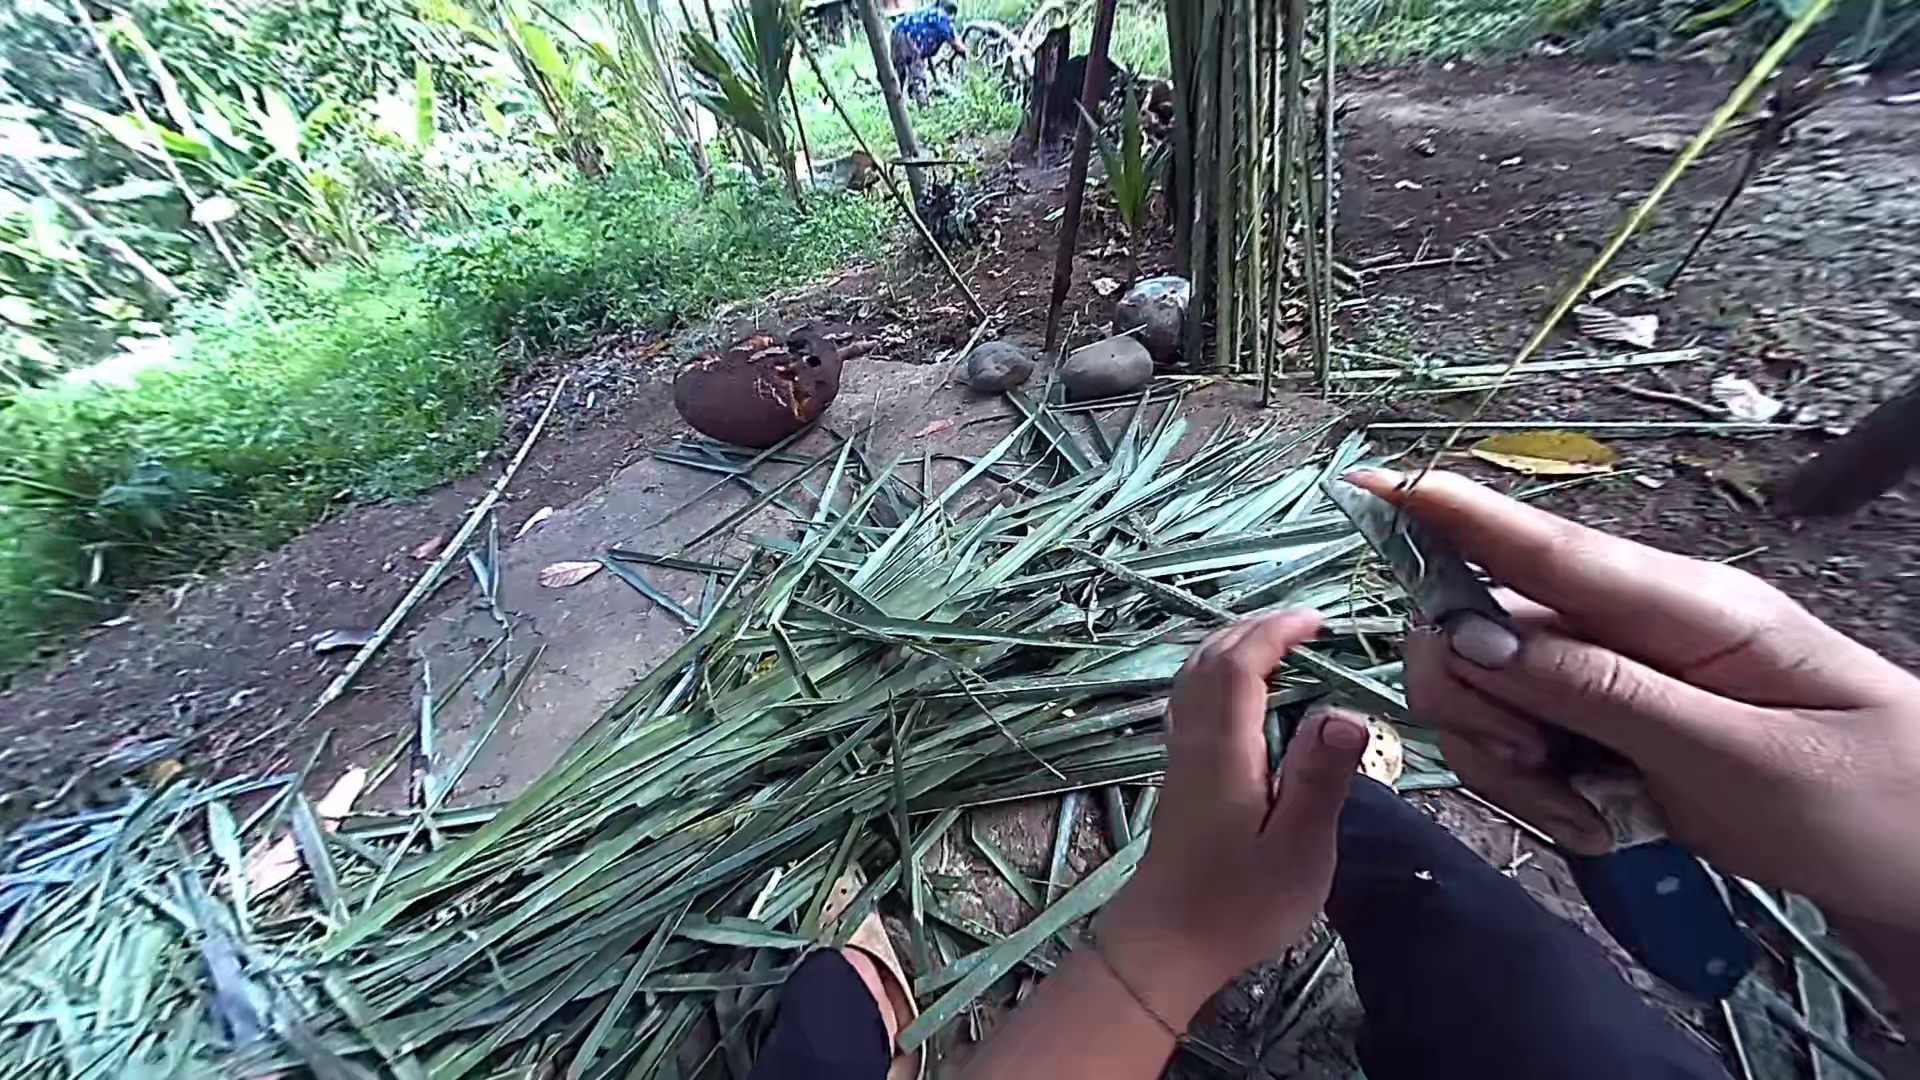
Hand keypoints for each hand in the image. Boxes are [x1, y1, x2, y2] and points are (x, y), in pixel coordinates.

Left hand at [1097, 610, 1369, 1025]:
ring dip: (1231, 642)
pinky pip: (1190, 692)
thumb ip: (1320, 778)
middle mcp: (1193, 734)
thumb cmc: (1240, 900)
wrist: (1171, 930)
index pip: (1241, 665)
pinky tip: (1234, 679)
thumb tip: (1346, 712)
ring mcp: (1180, 745)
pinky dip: (1214, 666)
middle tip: (1305, 621)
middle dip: (1255, 628)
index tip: (1317, 620)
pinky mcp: (1179, 761)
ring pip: (1195, 672)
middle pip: (1212, 658)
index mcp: (1223, 747)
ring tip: (1276, 637)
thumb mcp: (1298, 849)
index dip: (1275, 632)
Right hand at [1352, 467, 1919, 929]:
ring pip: (1459, 682)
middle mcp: (1600, 619)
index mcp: (1670, 603)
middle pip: (1461, 627)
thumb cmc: (1881, 808)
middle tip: (1528, 760)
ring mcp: (1576, 662)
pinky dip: (1508, 776)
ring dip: (1490, 750)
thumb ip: (1599, 689)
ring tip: (1573, 800)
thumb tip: (1470, 638)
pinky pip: (1481, 727)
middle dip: (1468, 698)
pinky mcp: (1559, 705)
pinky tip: (1576, 808)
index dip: (1443, 508)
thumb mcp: (1750, 760)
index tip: (1369, 481)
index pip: (1534, 542)